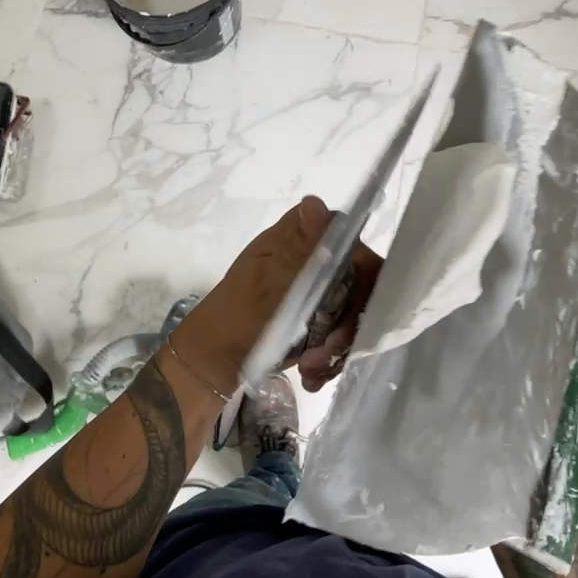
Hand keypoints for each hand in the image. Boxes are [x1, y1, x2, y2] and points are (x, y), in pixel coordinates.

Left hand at [169, 196, 384, 393]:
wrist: (214, 360)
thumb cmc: (238, 317)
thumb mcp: (269, 284)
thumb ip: (300, 249)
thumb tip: (315, 202)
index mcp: (302, 236)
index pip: (355, 246)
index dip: (363, 281)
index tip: (350, 315)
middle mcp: (315, 256)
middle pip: (360, 285)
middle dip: (348, 326)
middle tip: (323, 355)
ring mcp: (317, 286)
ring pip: (354, 312)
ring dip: (339, 347)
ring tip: (311, 369)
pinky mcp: (316, 314)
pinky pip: (342, 332)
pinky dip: (332, 357)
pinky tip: (312, 374)